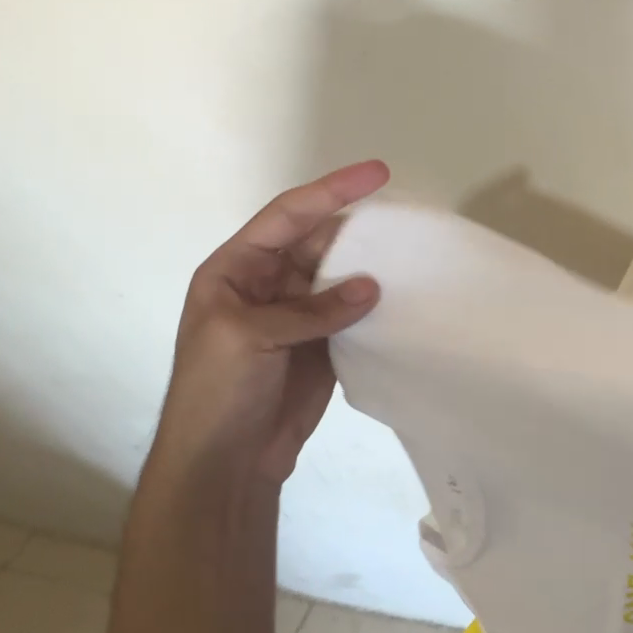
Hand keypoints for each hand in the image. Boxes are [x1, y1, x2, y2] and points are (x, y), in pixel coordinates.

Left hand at [151, 160, 389, 484]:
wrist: (228, 458)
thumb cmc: (217, 391)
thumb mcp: (248, 338)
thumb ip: (309, 310)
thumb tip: (372, 286)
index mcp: (235, 271)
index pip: (287, 218)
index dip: (330, 192)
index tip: (377, 174)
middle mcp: (269, 285)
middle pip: (319, 243)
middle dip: (358, 228)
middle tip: (406, 220)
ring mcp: (301, 317)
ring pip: (343, 278)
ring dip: (373, 267)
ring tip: (415, 254)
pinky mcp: (327, 346)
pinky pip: (356, 315)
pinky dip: (380, 305)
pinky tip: (407, 298)